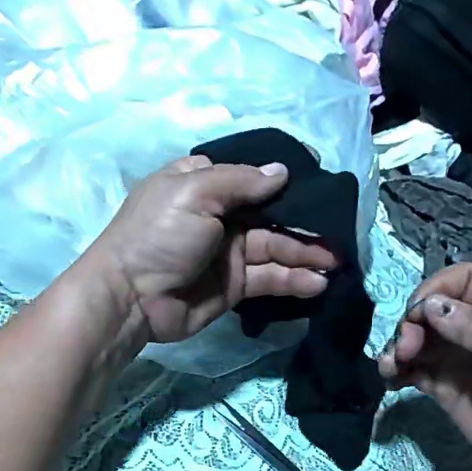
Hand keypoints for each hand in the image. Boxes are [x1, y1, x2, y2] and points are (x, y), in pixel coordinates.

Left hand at [73, 155, 338, 353]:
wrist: (131, 298)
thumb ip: (241, 182)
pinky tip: (318, 283)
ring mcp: (227, 253)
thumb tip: (282, 172)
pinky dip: (294, 280)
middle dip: (304, 224)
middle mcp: (219, 216)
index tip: (319, 184)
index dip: (283, 180)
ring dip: (306, 255)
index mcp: (203, 184)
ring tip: (337, 263)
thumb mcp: (194, 193)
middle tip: (340, 234)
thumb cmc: (158, 235)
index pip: (250, 176)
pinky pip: (269, 278)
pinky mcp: (233, 286)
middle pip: (271, 215)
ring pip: (276, 248)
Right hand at [379, 263, 471, 470]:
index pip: (464, 280)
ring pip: (417, 339)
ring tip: (391, 366)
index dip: (437, 288)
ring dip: (398, 347)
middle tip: (405, 348)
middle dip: (412, 323)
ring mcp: (459, 357)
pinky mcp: (444, 386)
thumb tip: (429, 303)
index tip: (419, 312)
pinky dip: (396, 370)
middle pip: (432, 309)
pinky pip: (412, 369)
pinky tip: (392, 379)